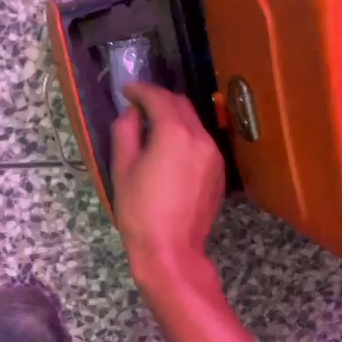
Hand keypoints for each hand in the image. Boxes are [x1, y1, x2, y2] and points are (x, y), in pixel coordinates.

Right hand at [109, 82, 225, 289]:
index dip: (140, 90)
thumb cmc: (139, 212)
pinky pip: (201, 144)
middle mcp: (200, 138)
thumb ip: (126, 132)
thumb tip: (131, 114)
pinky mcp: (219, 174)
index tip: (126, 90)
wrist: (170, 251)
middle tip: (138, 106)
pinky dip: (185, 138)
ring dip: (174, 118)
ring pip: (194, 124)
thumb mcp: (122, 169)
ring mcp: (214, 156)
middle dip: (160, 100)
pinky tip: (170, 152)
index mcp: (174, 134)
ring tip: (152, 128)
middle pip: (181, 105)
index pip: (158, 98)